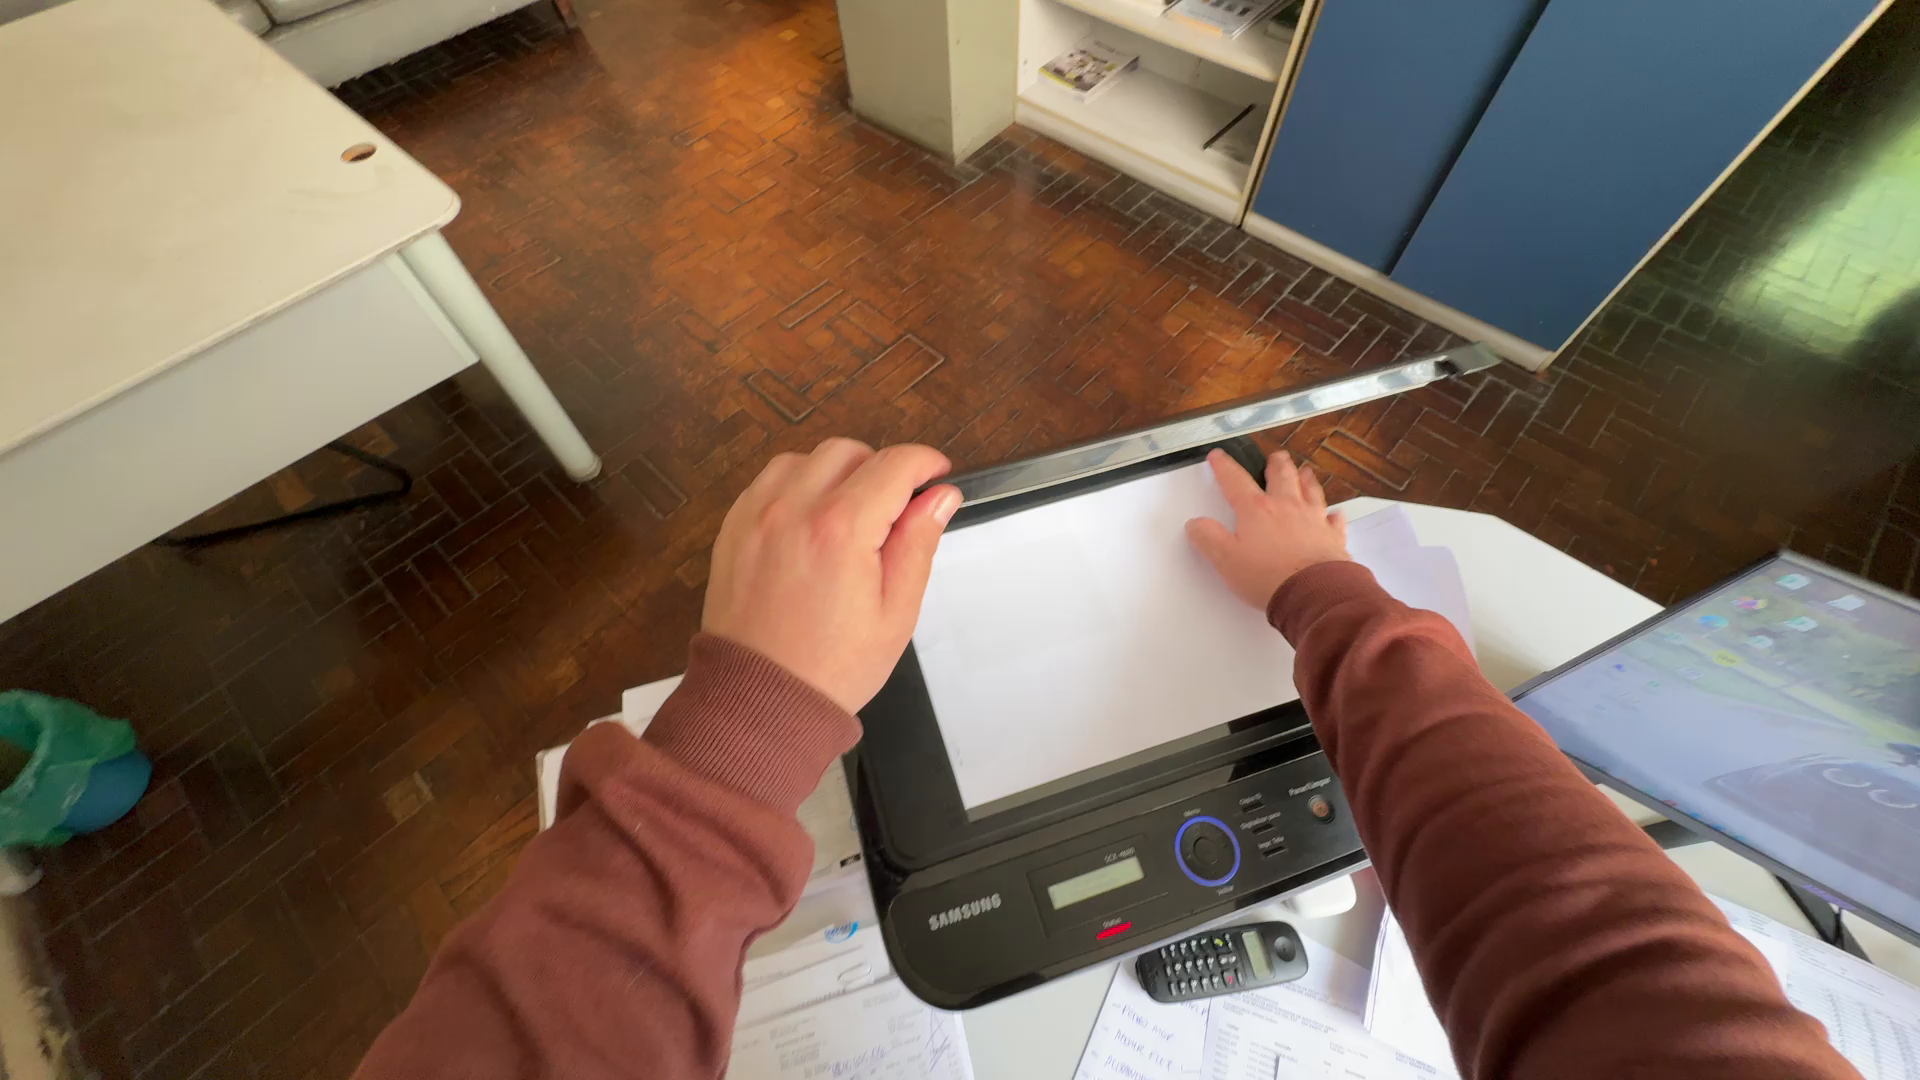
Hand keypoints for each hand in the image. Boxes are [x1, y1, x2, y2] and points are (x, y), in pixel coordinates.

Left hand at [704, 438, 961, 711]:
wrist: (760, 699)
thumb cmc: (831, 667)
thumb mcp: (896, 612)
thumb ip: (919, 543)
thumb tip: (940, 497)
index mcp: (840, 530)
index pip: (894, 465)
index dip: (926, 463)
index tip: (937, 475)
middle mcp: (793, 510)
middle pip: (849, 451)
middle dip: (882, 469)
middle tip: (896, 508)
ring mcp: (756, 515)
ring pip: (806, 458)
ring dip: (838, 473)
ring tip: (852, 516)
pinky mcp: (734, 527)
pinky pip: (771, 480)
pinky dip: (799, 486)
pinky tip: (813, 521)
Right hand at [1186, 448, 1348, 610]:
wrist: (1314, 593)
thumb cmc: (1267, 575)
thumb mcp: (1224, 559)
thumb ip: (1207, 538)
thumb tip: (1195, 524)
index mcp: (1256, 510)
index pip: (1235, 481)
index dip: (1224, 467)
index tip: (1218, 456)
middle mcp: (1286, 507)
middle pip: (1281, 477)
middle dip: (1275, 464)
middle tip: (1275, 457)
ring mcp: (1313, 520)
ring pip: (1310, 491)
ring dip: (1305, 479)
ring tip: (1304, 472)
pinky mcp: (1332, 538)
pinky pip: (1334, 520)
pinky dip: (1332, 515)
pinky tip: (1334, 513)